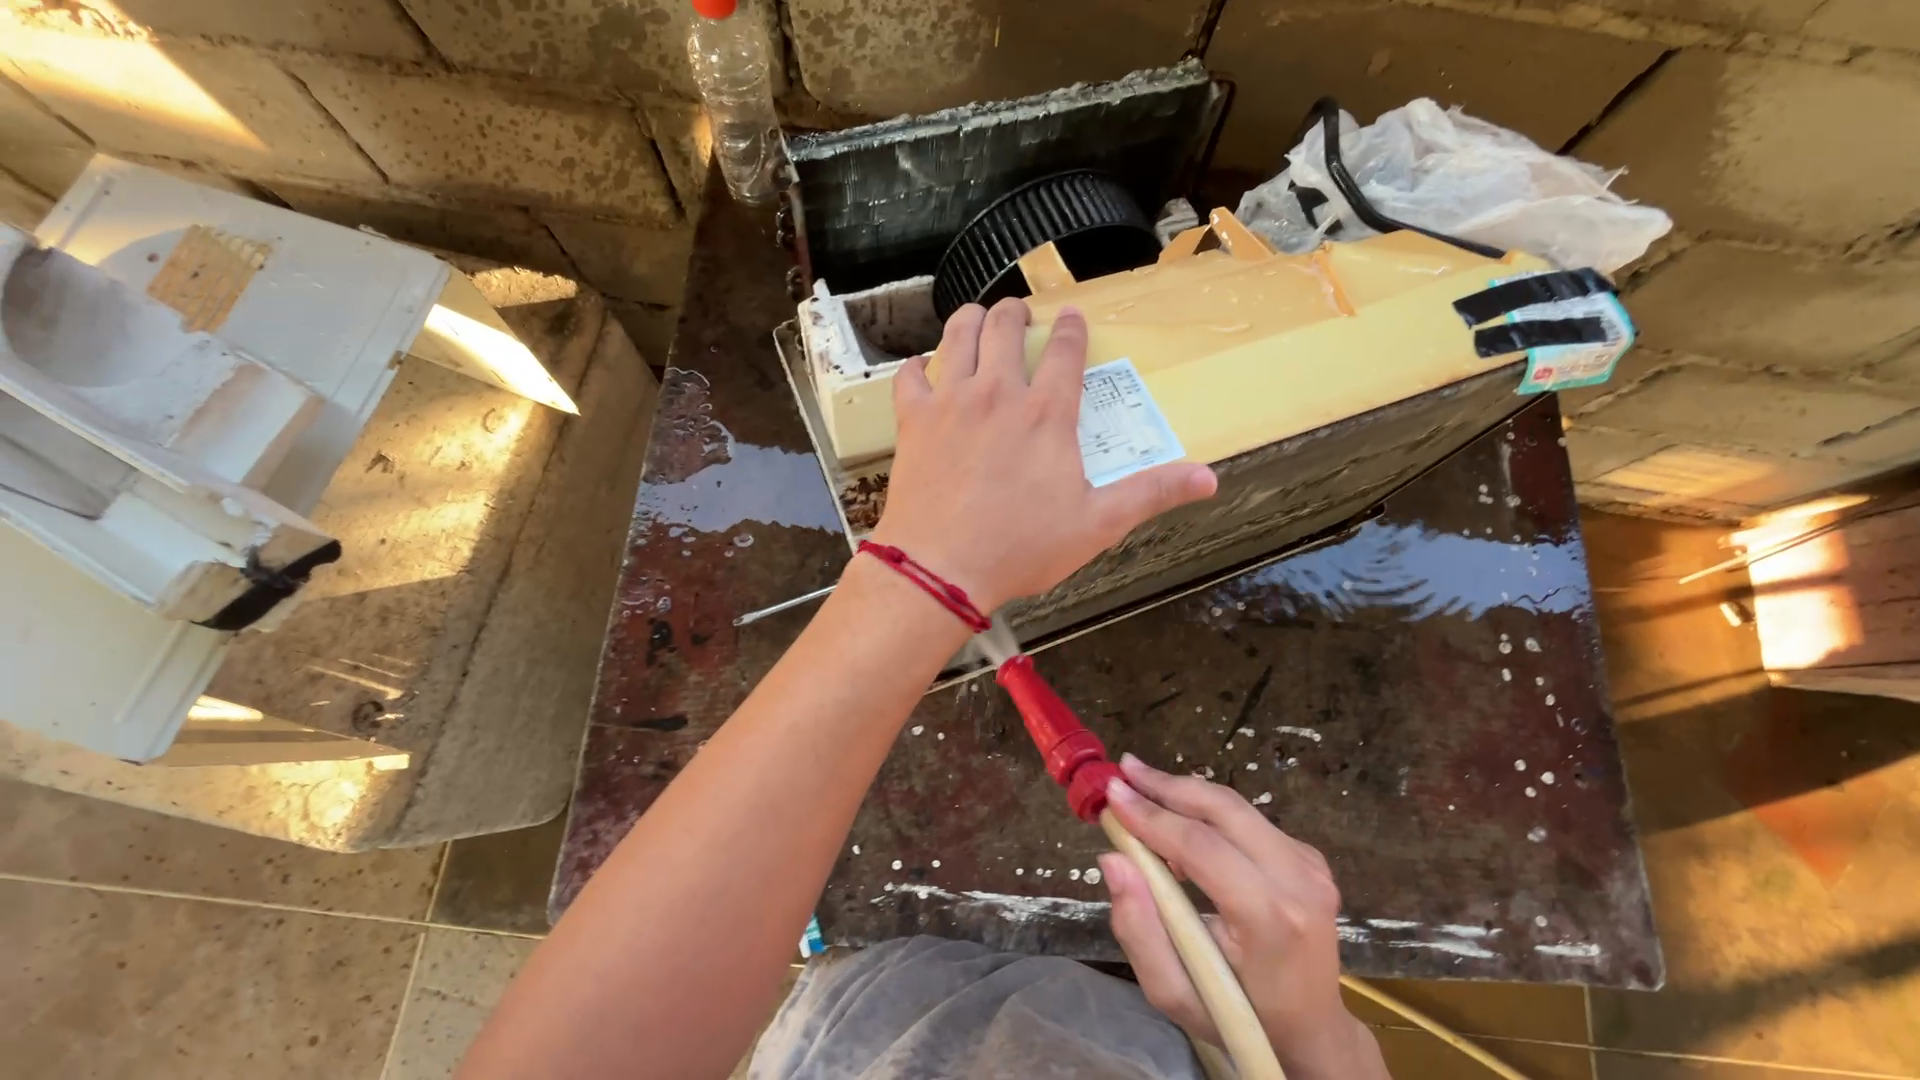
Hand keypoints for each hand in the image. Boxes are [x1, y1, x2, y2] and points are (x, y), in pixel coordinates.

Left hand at [869, 298, 1216, 612]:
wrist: (942, 567)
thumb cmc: (1020, 548)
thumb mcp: (1097, 524)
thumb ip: (1151, 494)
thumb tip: (1208, 478)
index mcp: (1046, 413)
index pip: (1066, 351)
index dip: (1073, 329)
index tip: (1073, 316)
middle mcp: (998, 393)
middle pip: (1006, 328)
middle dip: (1016, 313)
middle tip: (1019, 313)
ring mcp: (951, 402)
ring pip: (958, 336)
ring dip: (970, 320)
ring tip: (978, 318)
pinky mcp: (914, 421)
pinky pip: (910, 376)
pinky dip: (916, 366)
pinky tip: (921, 367)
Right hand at [1099, 756, 1387, 1079]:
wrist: (1312, 1028)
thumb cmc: (1239, 1015)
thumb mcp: (1175, 994)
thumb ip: (1139, 931)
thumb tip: (1113, 859)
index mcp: (1271, 918)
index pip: (1202, 846)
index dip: (1151, 815)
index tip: (1110, 794)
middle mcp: (1298, 880)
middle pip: (1223, 809)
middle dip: (1166, 786)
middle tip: (1123, 771)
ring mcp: (1310, 865)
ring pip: (1235, 807)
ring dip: (1184, 792)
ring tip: (1140, 785)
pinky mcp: (1309, 858)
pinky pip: (1248, 820)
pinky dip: (1206, 812)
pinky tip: (1176, 819)